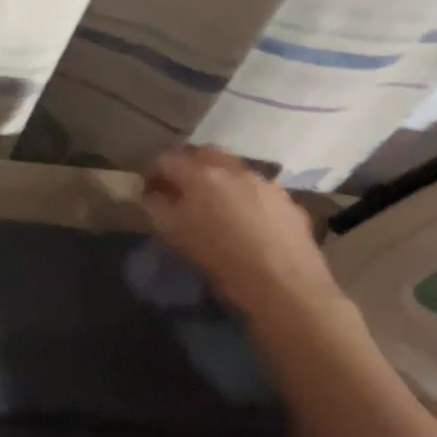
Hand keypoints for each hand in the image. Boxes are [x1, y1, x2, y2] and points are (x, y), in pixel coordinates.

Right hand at [141, 145, 342, 319]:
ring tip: (213, 203)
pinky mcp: (288, 202)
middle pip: (205, 152)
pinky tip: (243, 219)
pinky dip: (243, 195)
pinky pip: (257, 188)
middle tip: (179, 187)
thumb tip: (153, 193)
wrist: (284, 284)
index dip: (153, 171)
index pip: (166, 159)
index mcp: (201, 175)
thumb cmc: (219, 257)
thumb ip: (156, 205)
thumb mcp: (172, 232)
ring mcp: (266, 184)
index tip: (148, 189)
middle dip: (188, 164)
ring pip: (235, 168)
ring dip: (218, 178)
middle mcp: (234, 171)